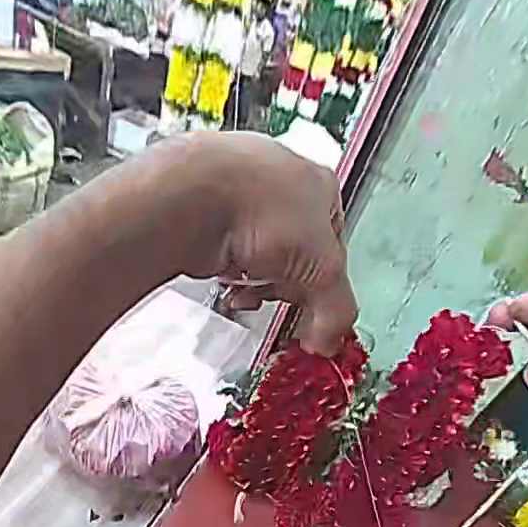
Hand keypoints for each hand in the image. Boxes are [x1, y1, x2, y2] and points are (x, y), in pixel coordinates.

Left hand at [170, 132, 356, 355]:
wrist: (190, 199)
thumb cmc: (257, 205)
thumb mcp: (324, 269)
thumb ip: (337, 310)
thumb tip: (331, 337)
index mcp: (320, 188)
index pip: (336, 251)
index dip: (329, 289)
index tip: (321, 320)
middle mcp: (281, 189)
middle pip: (298, 258)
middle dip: (291, 288)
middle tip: (287, 306)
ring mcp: (242, 202)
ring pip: (262, 261)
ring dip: (260, 286)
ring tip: (254, 291)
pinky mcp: (209, 219)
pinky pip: (228, 259)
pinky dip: (231, 278)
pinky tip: (231, 285)